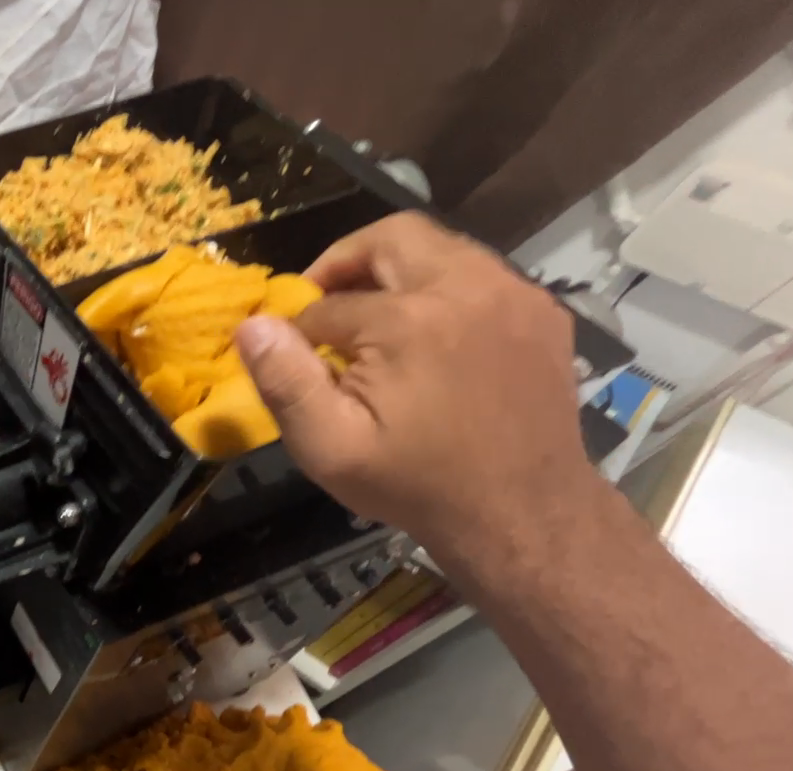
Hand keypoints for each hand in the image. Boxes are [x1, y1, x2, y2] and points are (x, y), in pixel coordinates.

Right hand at [233, 211, 595, 557]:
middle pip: (392, 238)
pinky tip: (424, 339)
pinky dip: (438, 290)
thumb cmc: (412, 482)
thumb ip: (285, 381)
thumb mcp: (328, 446)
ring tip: (369, 323)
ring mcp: (514, 294)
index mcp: (410, 320)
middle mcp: (468, 287)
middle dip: (344, 264)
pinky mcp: (540, 311)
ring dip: (392, 273)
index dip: (298, 332)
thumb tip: (251, 324)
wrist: (520, 510)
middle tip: (321, 308)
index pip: (328, 304)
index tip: (295, 364)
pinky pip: (477, 275)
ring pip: (439, 249)